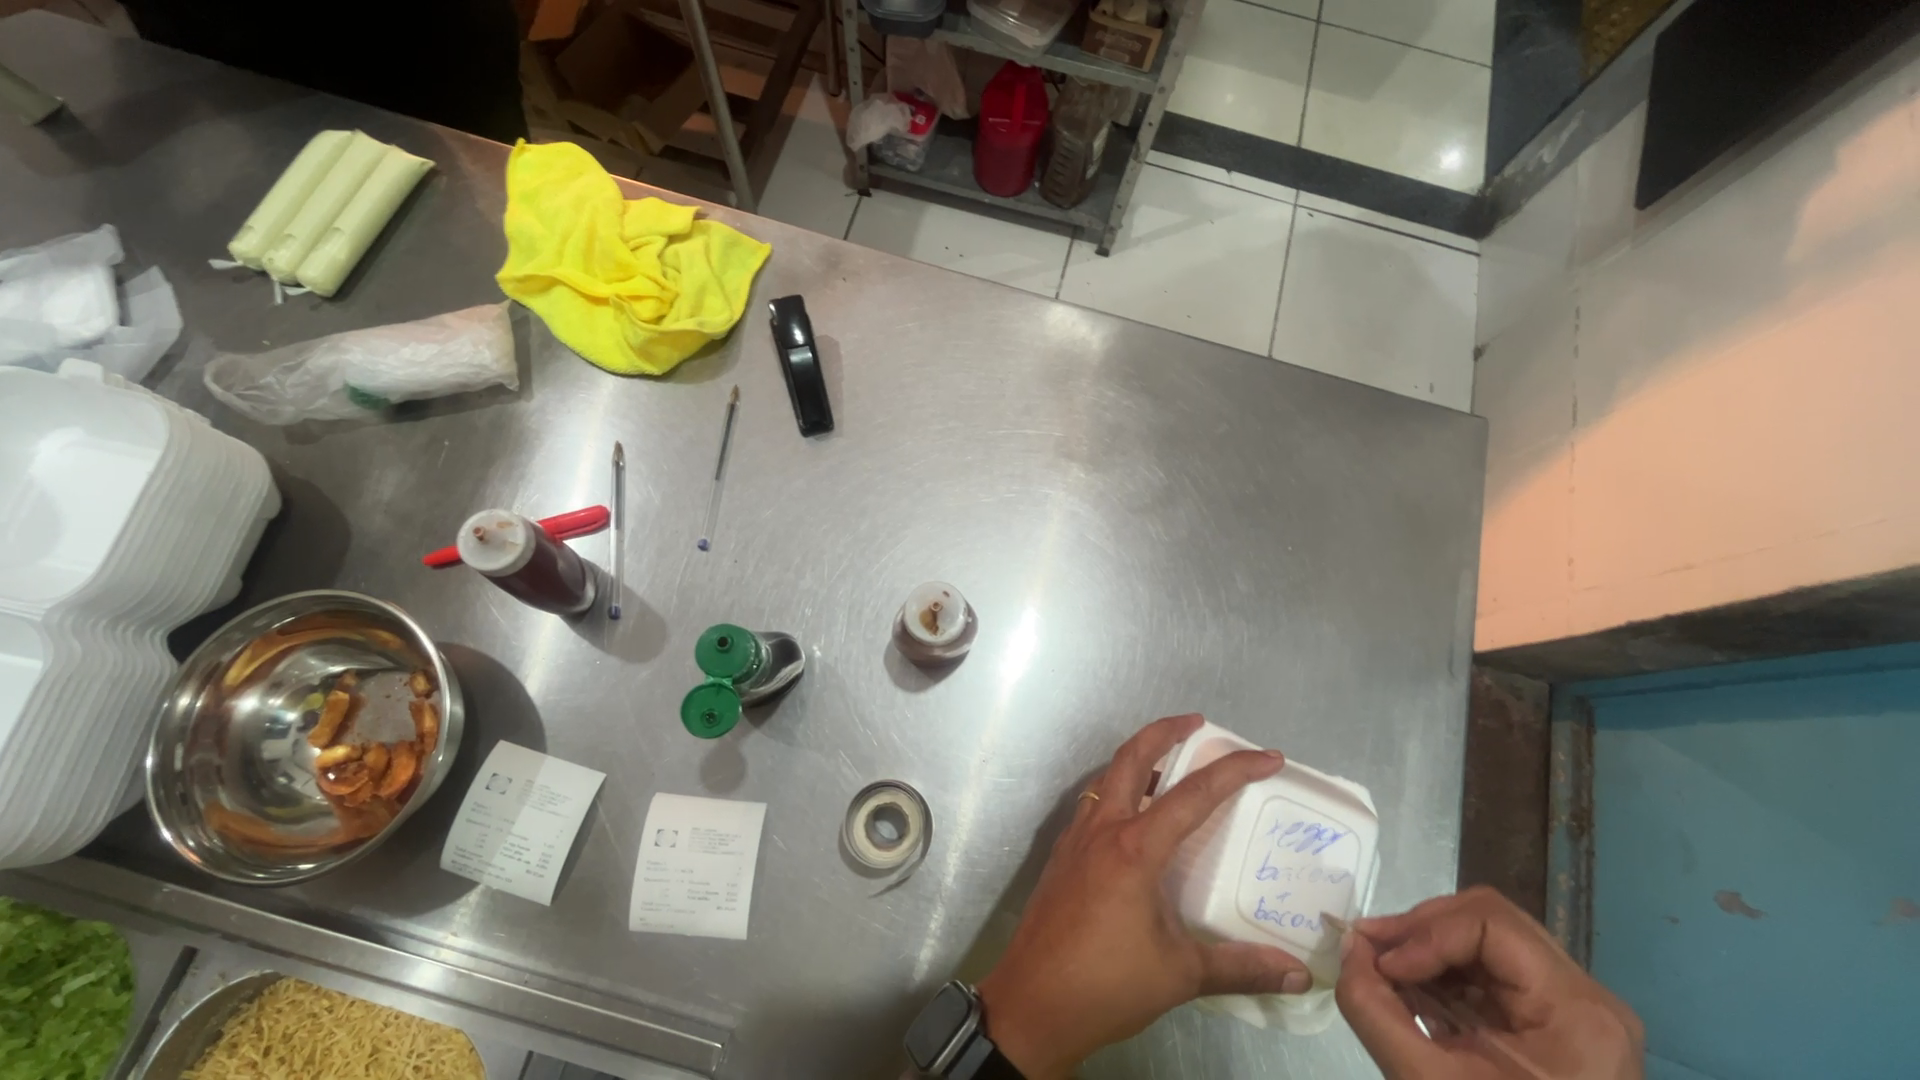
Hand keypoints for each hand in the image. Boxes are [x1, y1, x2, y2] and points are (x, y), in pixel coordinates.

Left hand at [977, 714, 1309, 1079]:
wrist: (1032, 1003)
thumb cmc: (1106, 984)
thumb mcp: (1180, 975)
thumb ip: (1240, 967)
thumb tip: (1298, 973)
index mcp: (1135, 848)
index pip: (1193, 793)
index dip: (1234, 770)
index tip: (1267, 757)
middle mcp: (1102, 829)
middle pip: (1131, 757)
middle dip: (1164, 730)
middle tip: (1196, 723)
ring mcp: (1076, 839)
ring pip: (1106, 778)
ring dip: (1136, 760)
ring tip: (1168, 767)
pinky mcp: (1062, 856)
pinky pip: (1092, 805)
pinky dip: (1116, 792)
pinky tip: (1132, 818)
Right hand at [1336, 886, 1644, 1079]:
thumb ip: (1375, 1009)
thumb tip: (1349, 947)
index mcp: (1576, 1011)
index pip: (1490, 923)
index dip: (1425, 933)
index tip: (1381, 965)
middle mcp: (1587, 997)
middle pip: (1490, 920)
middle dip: (1420, 932)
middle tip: (1371, 951)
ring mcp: (1575, 1009)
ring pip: (1486, 938)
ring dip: (1426, 949)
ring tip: (1386, 973)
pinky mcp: (1555, 1022)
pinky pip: (1491, 971)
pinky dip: (1443, 973)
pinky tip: (1415, 995)